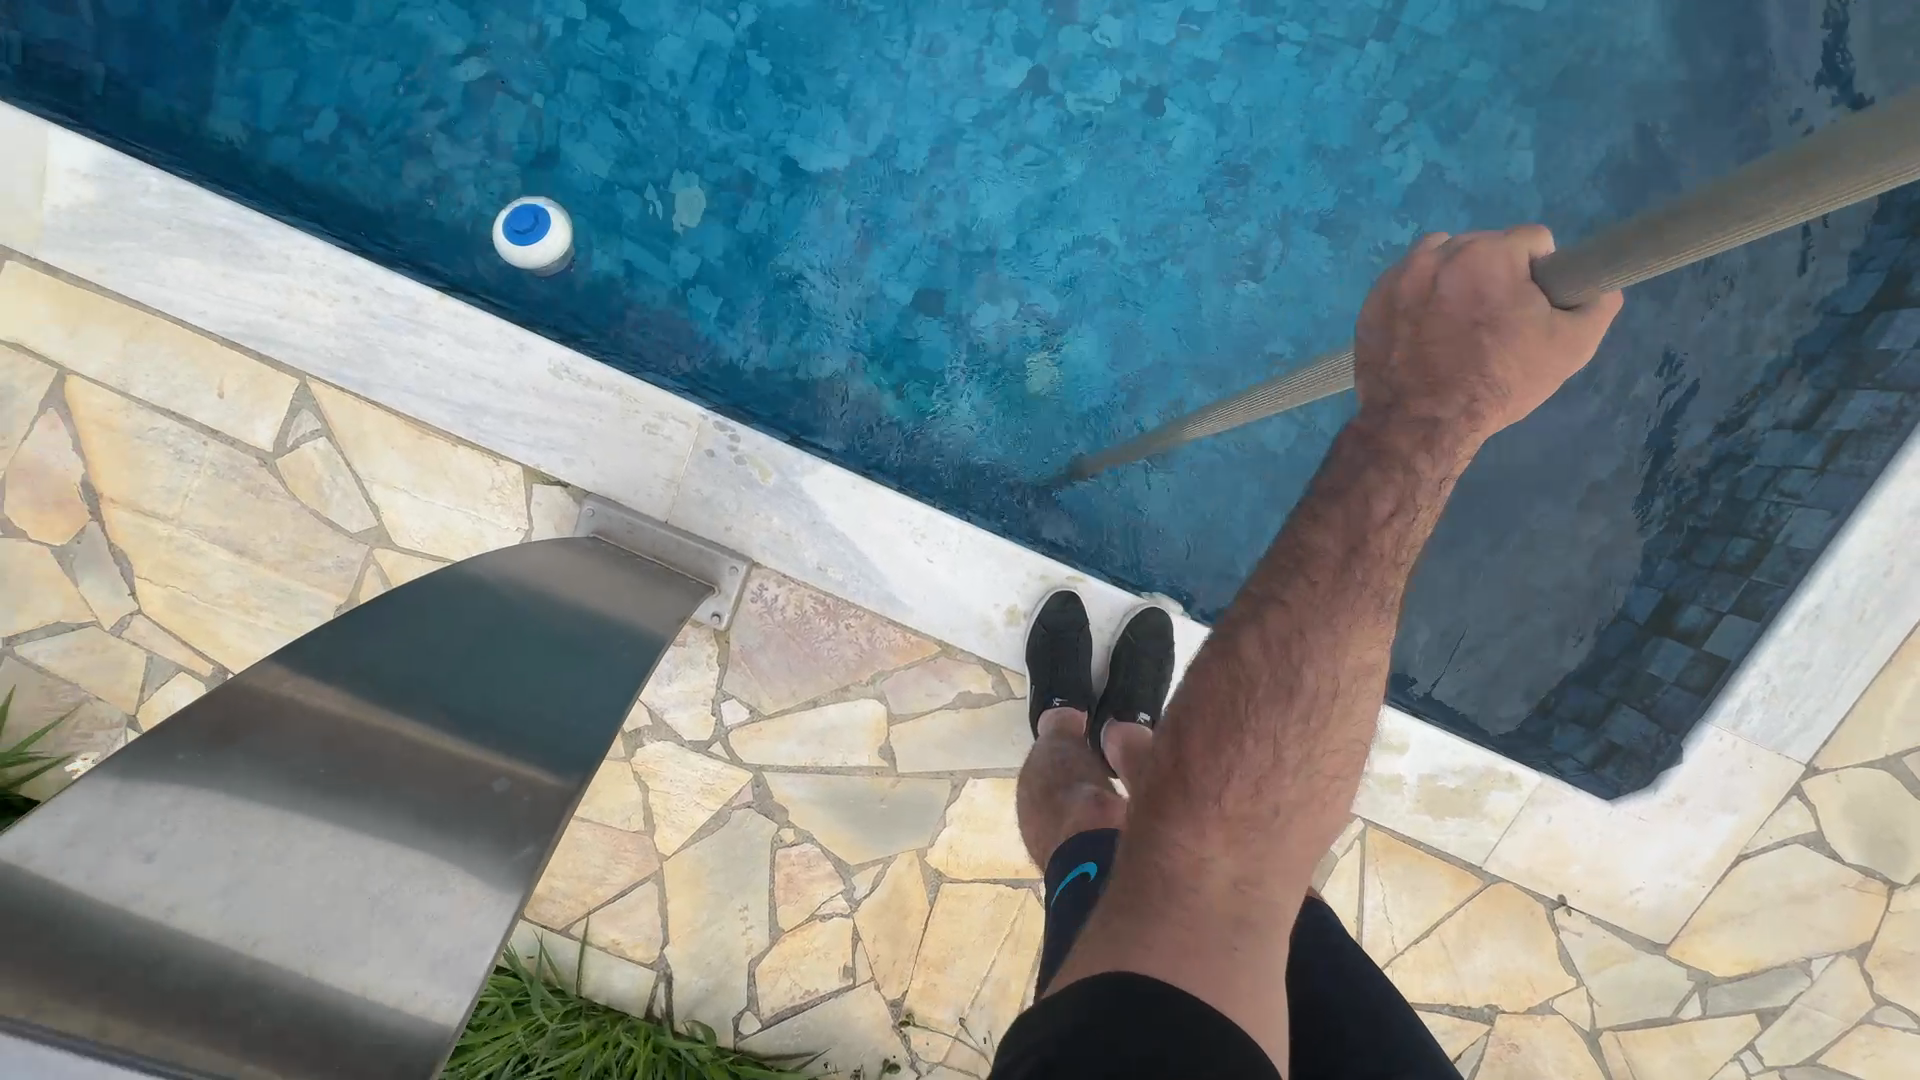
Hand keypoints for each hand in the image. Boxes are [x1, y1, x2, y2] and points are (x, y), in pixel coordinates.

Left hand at [1352, 226, 1623, 446]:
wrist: (1419, 423)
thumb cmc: (1498, 383)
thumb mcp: (1572, 344)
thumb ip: (1596, 302)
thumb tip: (1595, 284)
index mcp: (1489, 255)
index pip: (1531, 240)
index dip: (1538, 271)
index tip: (1529, 305)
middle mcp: (1437, 256)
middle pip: (1481, 246)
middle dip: (1493, 273)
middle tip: (1490, 318)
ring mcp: (1396, 279)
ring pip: (1437, 258)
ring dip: (1451, 277)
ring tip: (1456, 319)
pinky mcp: (1370, 303)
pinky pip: (1402, 283)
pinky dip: (1415, 296)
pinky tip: (1422, 328)